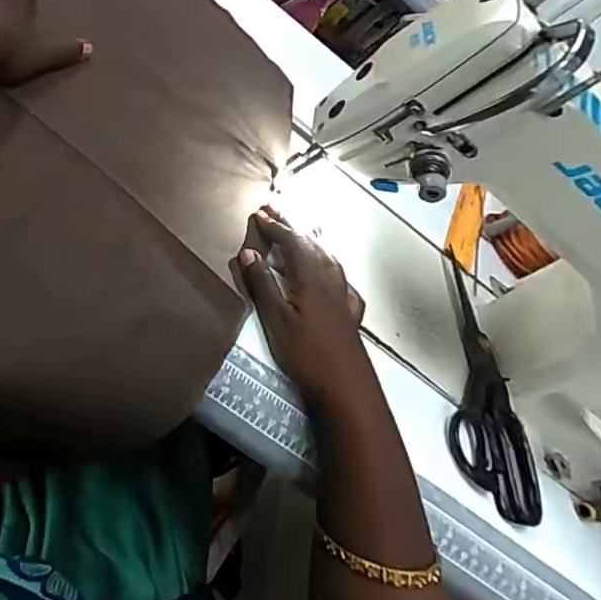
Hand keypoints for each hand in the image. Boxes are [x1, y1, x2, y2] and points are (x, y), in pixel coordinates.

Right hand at [236, 207, 374, 411]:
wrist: (348, 390)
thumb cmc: (307, 354)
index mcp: (310, 278)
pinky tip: (332, 273)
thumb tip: (249, 251)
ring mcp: (343, 297)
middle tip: (274, 209)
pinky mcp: (350, 314)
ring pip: (328, 257)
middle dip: (291, 225)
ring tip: (300, 230)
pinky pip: (341, 278)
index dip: (274, 226)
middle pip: (310, 244)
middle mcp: (330, 280)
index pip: (291, 242)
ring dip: (310, 239)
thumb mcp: (276, 320)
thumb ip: (263, 284)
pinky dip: (331, 266)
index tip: (258, 213)